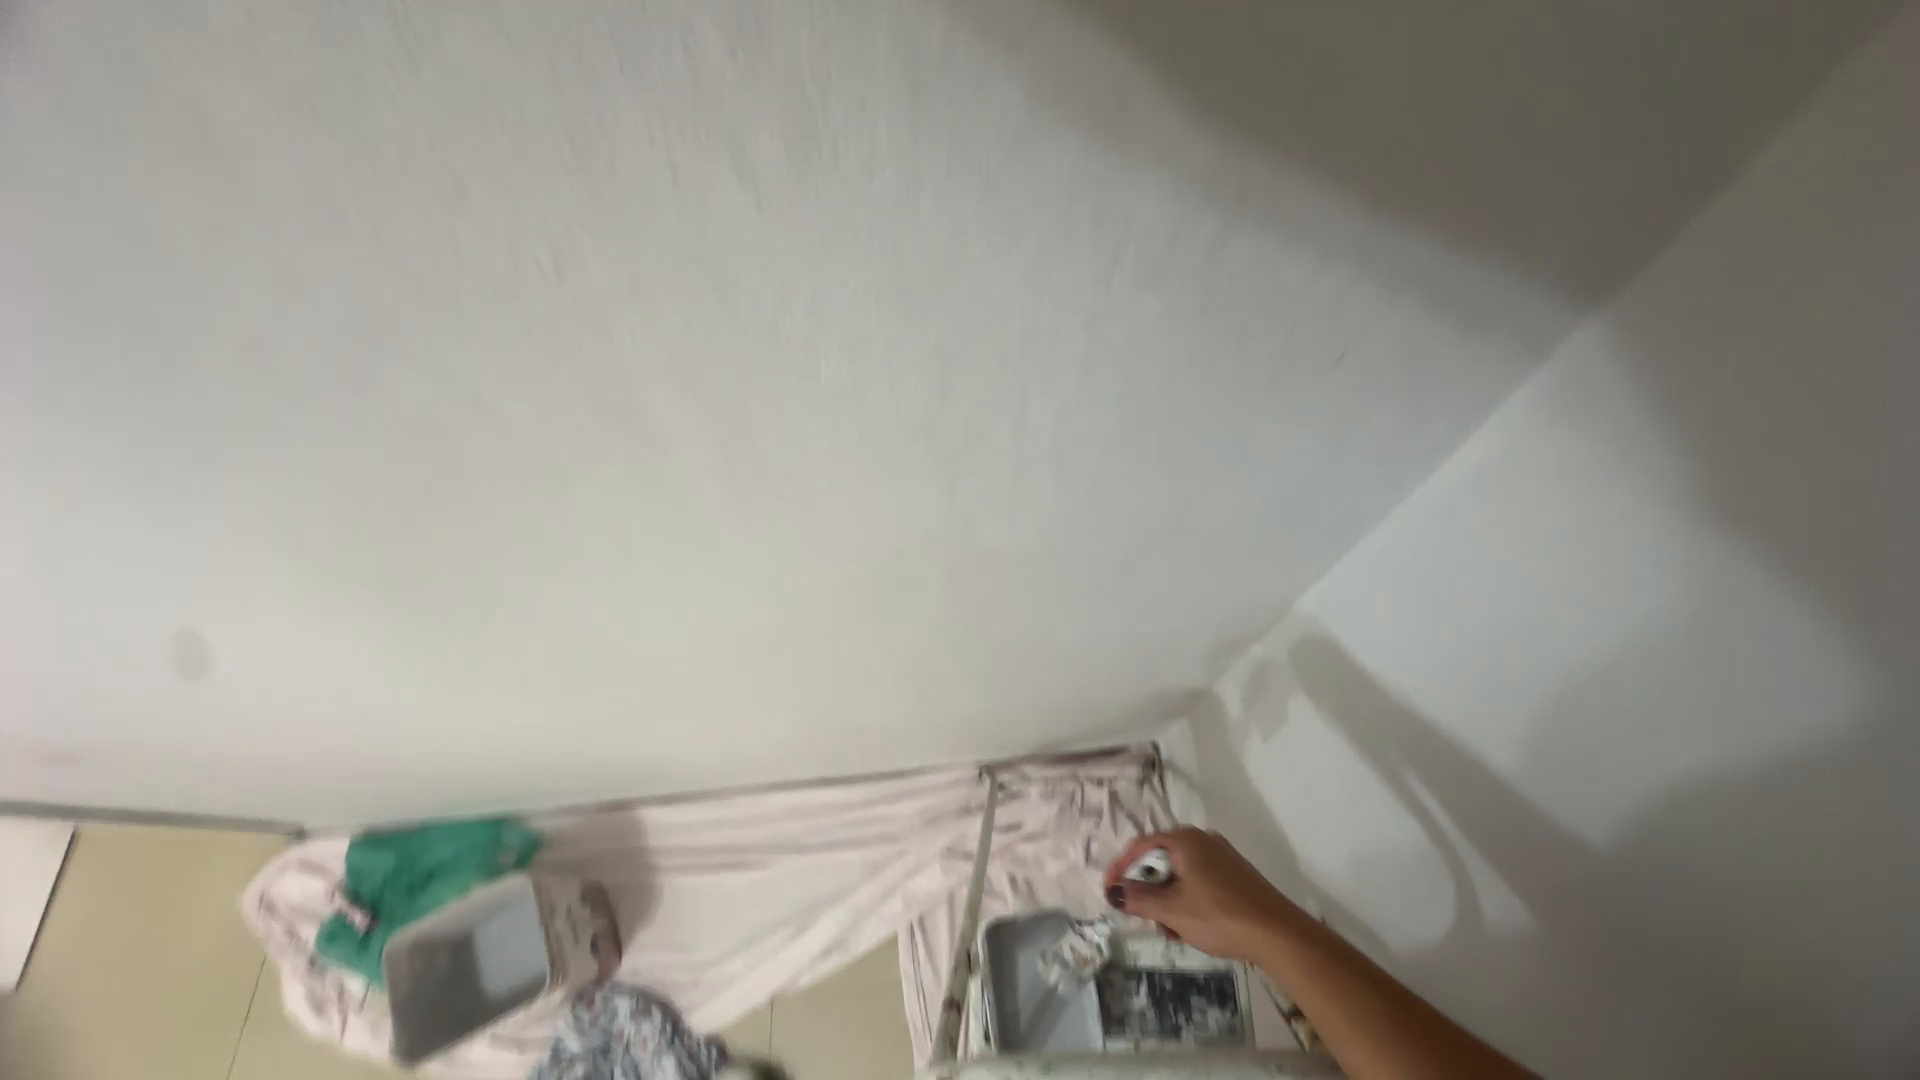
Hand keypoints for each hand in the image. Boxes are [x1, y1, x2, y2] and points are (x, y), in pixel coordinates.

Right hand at [1103, 827, 1306, 961]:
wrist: (1278, 934)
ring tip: (1172, 931)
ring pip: (1179, 876)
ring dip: (1168, 902)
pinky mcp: (1234, 875)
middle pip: (1160, 861)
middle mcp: (1202, 840)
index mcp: (1184, 840)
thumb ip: (1139, 899)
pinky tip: (1191, 928)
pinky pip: (1198, 882)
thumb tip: (1114, 892)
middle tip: (1145, 918)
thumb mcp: (1172, 910)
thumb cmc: (1219, 916)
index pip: (1140, 847)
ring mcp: (1221, 857)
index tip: (1109, 892)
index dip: (1120, 869)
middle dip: (1148, 892)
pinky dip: (1186, 901)